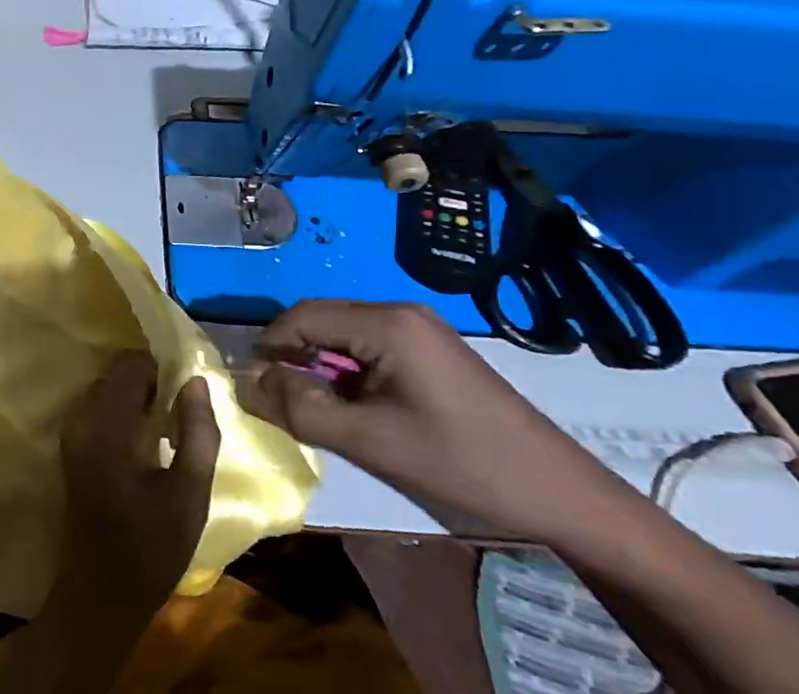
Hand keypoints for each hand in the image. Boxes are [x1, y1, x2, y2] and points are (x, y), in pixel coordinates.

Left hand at [53, 350, 220, 619]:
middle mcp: (80, 422)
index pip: (130, 364)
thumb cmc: (151, 548)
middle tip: (178, 414)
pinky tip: (144, 442)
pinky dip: (123, 409)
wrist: (99, 597)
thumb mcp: (190, 493)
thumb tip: (196, 380)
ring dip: (137, 395)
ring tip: (164, 428)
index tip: (184, 396)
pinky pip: (99, 406)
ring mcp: (71, 435)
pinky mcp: (71, 447)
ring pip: (107, 386)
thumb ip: (199, 431)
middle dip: (150, 381)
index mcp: (107, 428)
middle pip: (116, 371)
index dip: (162, 370)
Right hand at [241, 300, 625, 541]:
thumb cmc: (458, 461)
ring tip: (315, 413)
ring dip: (321, 369)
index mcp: (386, 322)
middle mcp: (401, 311)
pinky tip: (353, 409)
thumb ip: (302, 409)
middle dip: (294, 358)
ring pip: (346, 337)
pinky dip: (349, 374)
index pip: (304, 315)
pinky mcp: (431, 349)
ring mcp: (420, 328)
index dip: (269, 347)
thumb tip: (247, 383)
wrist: (552, 487)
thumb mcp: (370, 440)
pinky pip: (371, 349)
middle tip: (279, 405)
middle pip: (324, 321)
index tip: (251, 387)